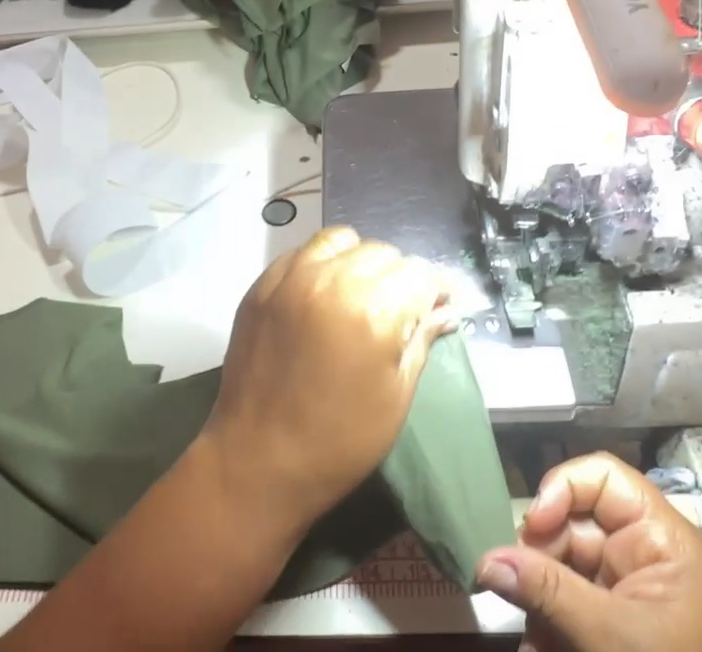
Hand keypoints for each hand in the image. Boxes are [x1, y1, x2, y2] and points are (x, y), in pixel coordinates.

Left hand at [197, 227, 453, 530]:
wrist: (256, 461)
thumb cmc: (339, 441)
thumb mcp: (395, 396)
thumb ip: (421, 341)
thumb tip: (445, 310)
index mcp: (373, 310)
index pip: (421, 273)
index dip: (434, 292)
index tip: (433, 311)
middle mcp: (331, 280)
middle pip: (384, 253)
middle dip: (399, 278)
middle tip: (396, 313)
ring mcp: (290, 278)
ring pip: (342, 240)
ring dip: (359, 262)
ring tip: (358, 297)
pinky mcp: (261, 285)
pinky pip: (303, 252)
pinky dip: (321, 263)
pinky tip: (322, 296)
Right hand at [477, 452, 701, 651]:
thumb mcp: (612, 635)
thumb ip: (548, 592)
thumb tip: (486, 560)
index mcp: (659, 538)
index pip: (602, 478)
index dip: (561, 489)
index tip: (532, 527)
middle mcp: (641, 555)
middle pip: (572, 526)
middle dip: (538, 563)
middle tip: (516, 597)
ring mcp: (628, 593)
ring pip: (562, 572)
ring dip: (537, 606)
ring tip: (532, 645)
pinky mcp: (616, 628)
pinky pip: (568, 609)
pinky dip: (547, 629)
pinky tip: (538, 649)